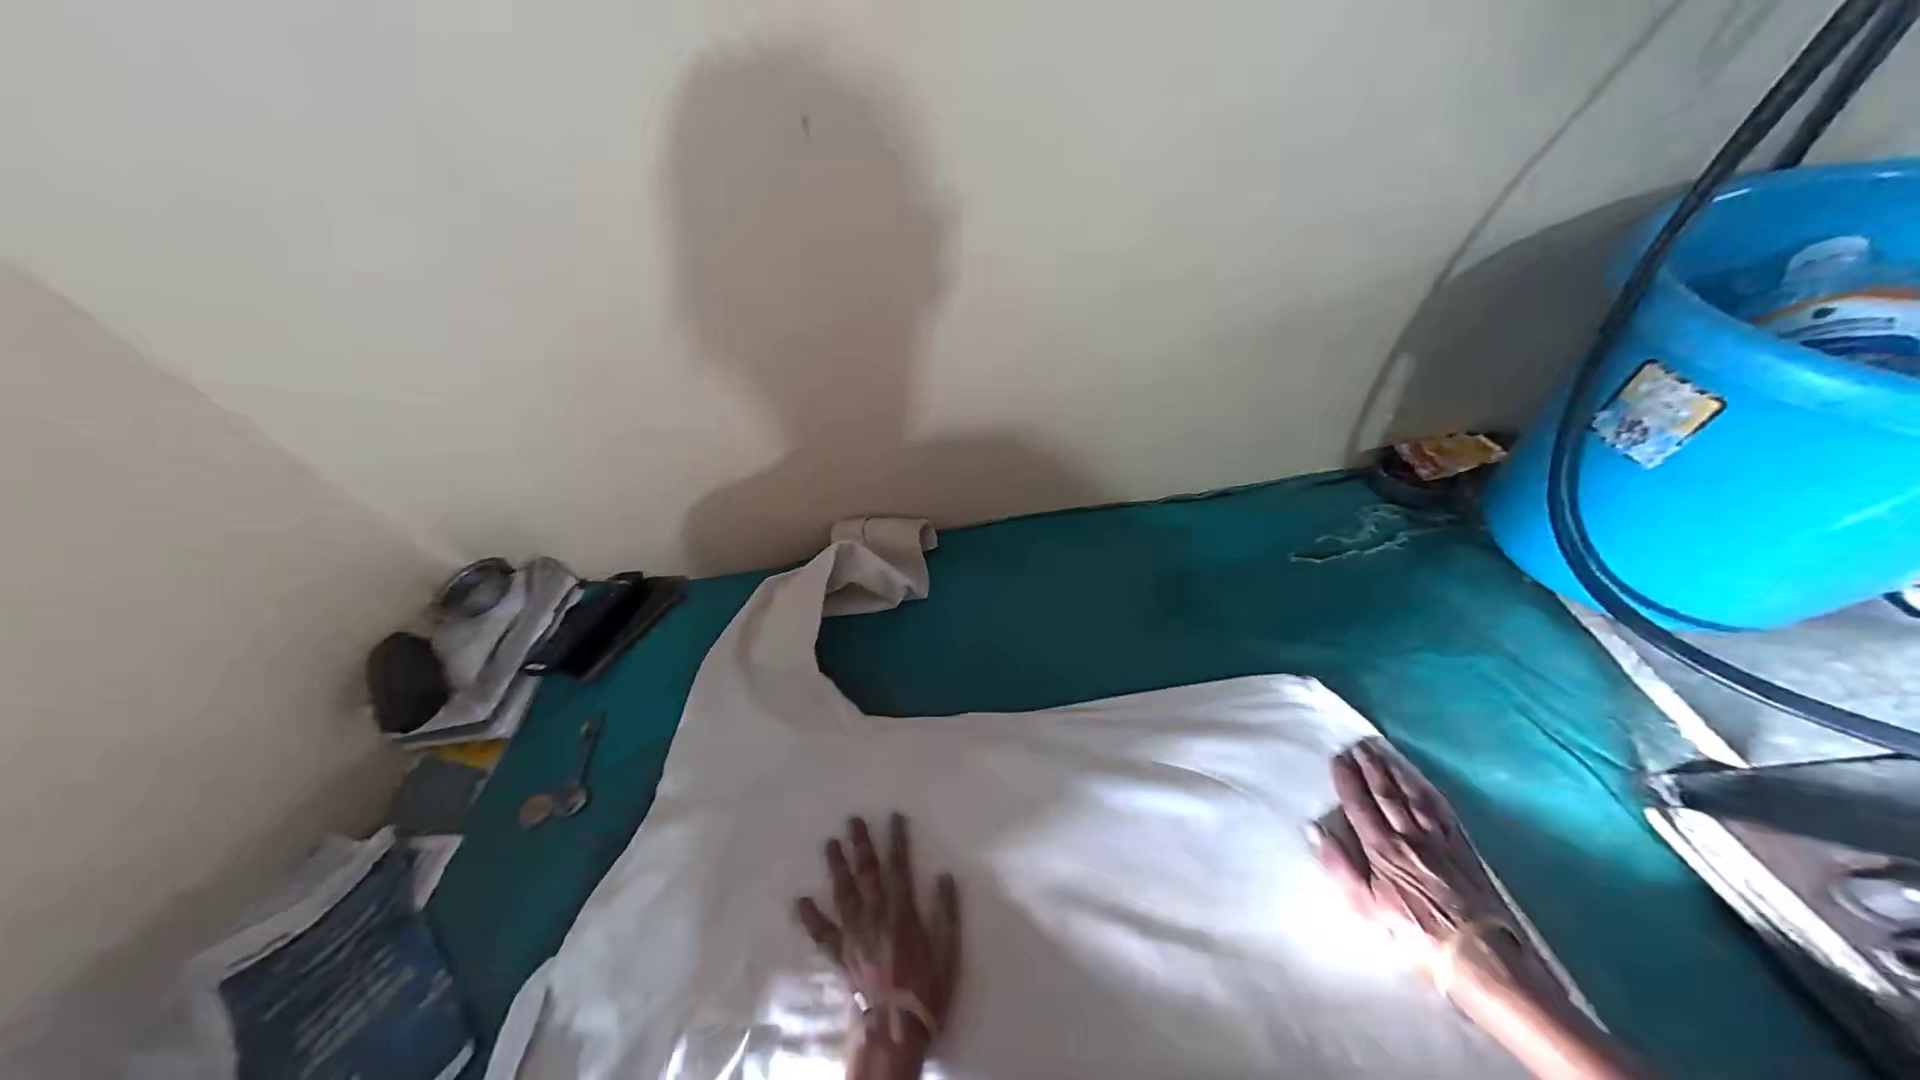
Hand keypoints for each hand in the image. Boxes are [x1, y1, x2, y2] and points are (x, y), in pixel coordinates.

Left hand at [796, 814, 960, 1055]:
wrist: (894, 1030)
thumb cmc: (925, 992)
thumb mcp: (948, 954)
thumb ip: (947, 915)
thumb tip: (944, 877)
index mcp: (902, 914)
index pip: (900, 868)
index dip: (898, 841)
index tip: (895, 817)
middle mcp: (875, 917)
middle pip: (867, 873)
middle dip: (861, 844)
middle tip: (853, 820)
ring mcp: (854, 935)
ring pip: (843, 893)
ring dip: (837, 866)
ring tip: (830, 843)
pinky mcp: (840, 954)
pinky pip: (822, 933)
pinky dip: (811, 917)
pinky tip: (800, 901)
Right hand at [1316, 738, 1509, 968]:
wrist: (1481, 955)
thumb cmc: (1414, 933)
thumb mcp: (1366, 907)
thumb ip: (1339, 866)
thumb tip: (1315, 829)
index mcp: (1382, 849)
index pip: (1360, 805)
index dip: (1348, 779)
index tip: (1339, 757)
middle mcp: (1410, 836)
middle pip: (1387, 793)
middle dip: (1371, 767)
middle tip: (1360, 744)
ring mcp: (1440, 839)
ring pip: (1414, 795)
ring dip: (1397, 770)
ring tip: (1384, 751)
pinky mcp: (1463, 847)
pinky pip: (1442, 809)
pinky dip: (1427, 789)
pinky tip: (1420, 780)